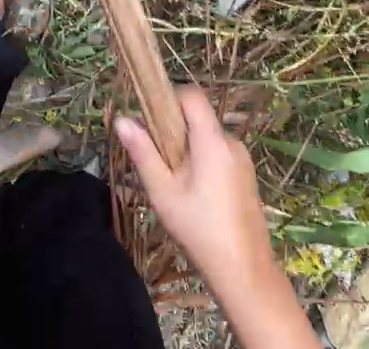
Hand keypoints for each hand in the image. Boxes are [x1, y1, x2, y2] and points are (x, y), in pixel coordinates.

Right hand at [115, 88, 277, 300]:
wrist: (244, 271)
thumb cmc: (199, 229)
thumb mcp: (163, 192)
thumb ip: (143, 152)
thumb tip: (121, 119)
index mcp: (213, 141)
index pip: (192, 97)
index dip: (169, 99)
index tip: (150, 120)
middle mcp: (232, 143)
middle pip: (198, 118)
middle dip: (174, 131)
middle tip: (158, 161)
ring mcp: (243, 160)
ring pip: (207, 138)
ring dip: (188, 149)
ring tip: (174, 183)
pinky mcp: (246, 175)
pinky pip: (219, 154)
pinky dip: (203, 162)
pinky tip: (193, 194)